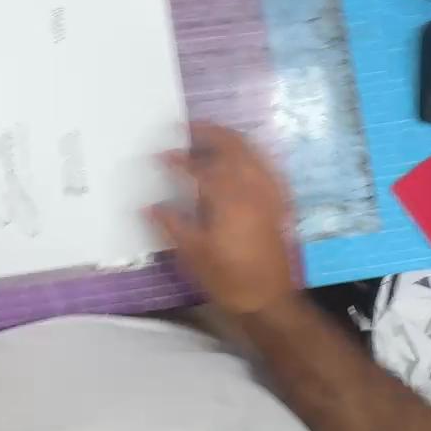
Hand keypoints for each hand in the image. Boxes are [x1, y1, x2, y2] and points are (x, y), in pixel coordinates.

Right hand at [149, 123, 299, 314]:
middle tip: (187, 129)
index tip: (161, 156)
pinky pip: (267, 167)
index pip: (200, 167)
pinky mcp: (279, 202)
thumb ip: (172, 224)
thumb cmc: (227, 279)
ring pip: (252, 152)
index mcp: (228, 198)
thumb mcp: (191, 254)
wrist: (268, 301)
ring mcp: (269, 193)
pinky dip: (251, 156)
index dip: (178, 159)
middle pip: (232, 146)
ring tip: (210, 139)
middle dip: (209, 133)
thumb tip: (150, 206)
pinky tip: (240, 161)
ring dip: (230, 140)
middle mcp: (252, 188)